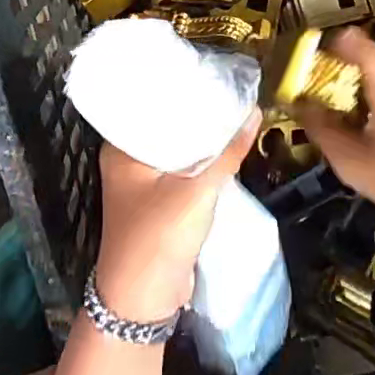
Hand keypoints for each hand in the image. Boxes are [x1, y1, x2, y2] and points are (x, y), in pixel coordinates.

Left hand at [93, 108, 261, 321]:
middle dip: (195, 114)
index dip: (178, 89)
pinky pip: (181, 171)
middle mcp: (127, 160)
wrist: (142, 302)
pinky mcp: (157, 201)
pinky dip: (201, 162)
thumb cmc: (158, 237)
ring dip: (201, 140)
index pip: (148, 105)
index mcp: (120, 148)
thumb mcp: (196, 192)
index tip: (209, 72)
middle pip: (164, 126)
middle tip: (229, 89)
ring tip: (233, 111)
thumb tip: (254, 112)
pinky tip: (225, 149)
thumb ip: (226, 153)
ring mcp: (141, 182)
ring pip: (176, 149)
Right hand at [300, 29, 374, 233]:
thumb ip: (321, 130)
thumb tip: (299, 107)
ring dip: (355, 86)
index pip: (348, 39)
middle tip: (319, 101)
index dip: (322, 49)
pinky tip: (372, 130)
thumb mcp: (354, 164)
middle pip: (360, 54)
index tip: (306, 73)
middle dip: (335, 73)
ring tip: (344, 120)